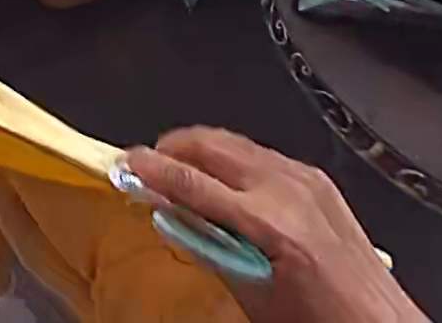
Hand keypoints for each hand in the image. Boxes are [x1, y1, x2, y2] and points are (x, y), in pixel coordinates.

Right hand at [127, 128, 426, 322]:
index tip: (126, 161)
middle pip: (212, 145)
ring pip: (233, 142)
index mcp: (269, 224)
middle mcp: (285, 187)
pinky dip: (232, 158)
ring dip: (201, 149)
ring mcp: (303, 175)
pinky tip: (225, 178)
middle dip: (174, 147)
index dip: (154, 170)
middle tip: (149, 163)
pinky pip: (260, 154)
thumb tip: (168, 210)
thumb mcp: (253, 298)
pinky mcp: (314, 174)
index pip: (194, 184)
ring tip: (180, 167)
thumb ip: (209, 246)